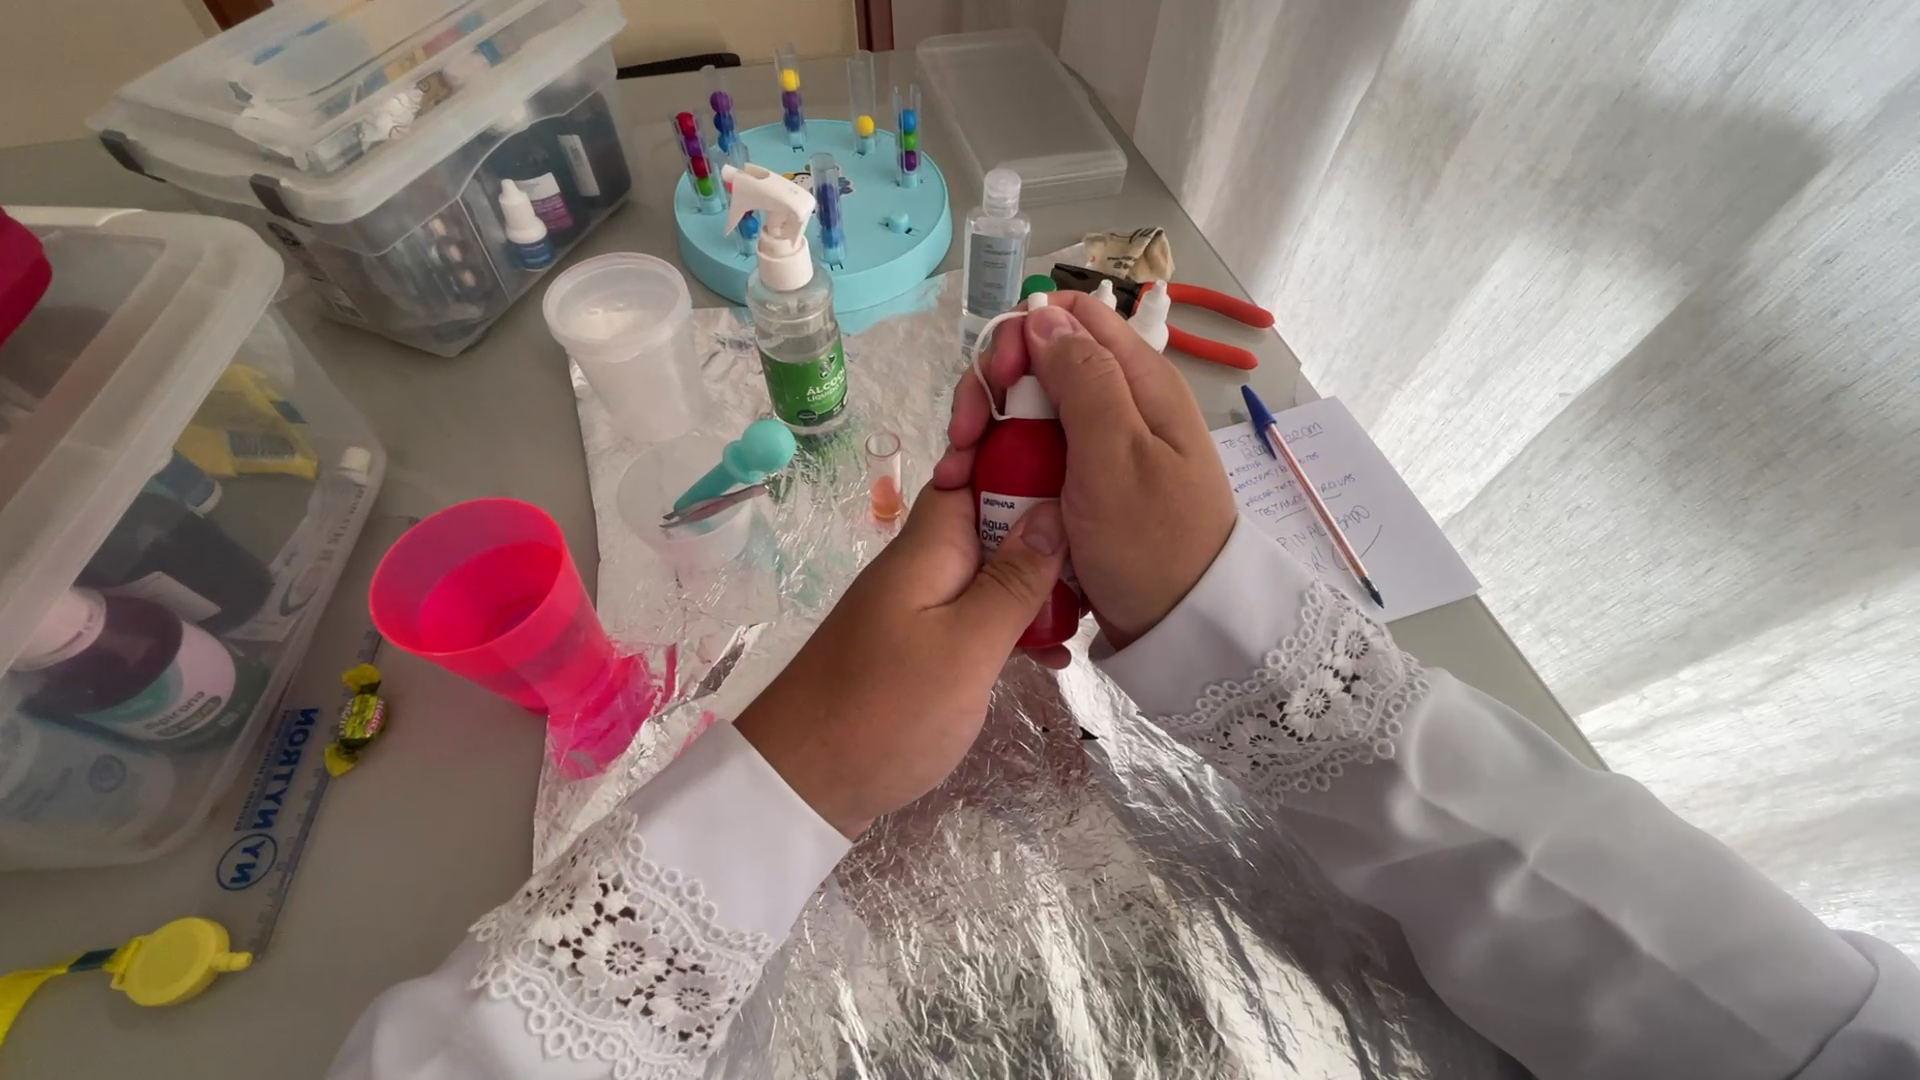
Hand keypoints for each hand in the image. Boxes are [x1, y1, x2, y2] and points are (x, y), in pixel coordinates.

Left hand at [734, 484, 1066, 837]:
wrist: (804, 782)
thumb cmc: (887, 709)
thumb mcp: (966, 646)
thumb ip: (1012, 580)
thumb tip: (1052, 513)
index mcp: (929, 548)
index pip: (968, 470)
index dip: (1013, 453)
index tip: (1072, 456)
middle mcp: (924, 567)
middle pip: (988, 520)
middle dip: (1043, 526)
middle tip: (1103, 546)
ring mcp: (922, 609)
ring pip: (989, 573)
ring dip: (1036, 583)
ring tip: (1091, 604)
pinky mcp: (923, 648)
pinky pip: (977, 619)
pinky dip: (1013, 628)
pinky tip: (1052, 655)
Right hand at [935, 291, 1236, 650]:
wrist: (1180, 625)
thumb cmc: (1151, 542)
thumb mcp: (1116, 456)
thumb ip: (1083, 380)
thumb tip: (1042, 315)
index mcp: (1137, 381)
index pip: (1070, 318)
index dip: (1022, 336)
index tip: (998, 385)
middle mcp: (1117, 403)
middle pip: (1039, 366)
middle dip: (991, 392)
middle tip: (963, 440)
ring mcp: (1097, 446)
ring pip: (1028, 413)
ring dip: (986, 435)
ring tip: (960, 477)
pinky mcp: (1081, 483)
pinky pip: (1033, 456)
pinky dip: (1000, 467)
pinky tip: (975, 491)